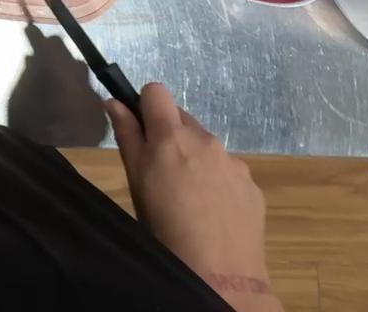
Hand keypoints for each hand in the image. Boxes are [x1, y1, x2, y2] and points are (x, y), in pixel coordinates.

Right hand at [107, 84, 275, 308]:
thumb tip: (115, 102)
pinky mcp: (252, 185)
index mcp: (172, 134)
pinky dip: (217, 181)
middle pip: (182, 119)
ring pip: (206, 146)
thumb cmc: (164, 226)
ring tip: (190, 198)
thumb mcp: (136, 180)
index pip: (156, 91)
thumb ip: (127, 135)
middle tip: (162, 173)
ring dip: (195, 159)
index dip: (145, 106)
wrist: (221, 276)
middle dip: (170, 136)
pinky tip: (213, 213)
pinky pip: (228, 170)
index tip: (141, 131)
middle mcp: (205, 139)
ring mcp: (233, 162)